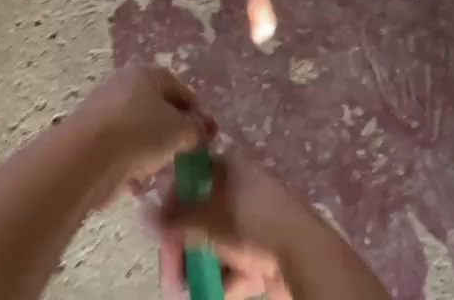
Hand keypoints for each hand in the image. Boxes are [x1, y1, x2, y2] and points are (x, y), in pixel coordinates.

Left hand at [72, 64, 210, 185]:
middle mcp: (124, 85)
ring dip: (154, 151)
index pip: (181, 90)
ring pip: (140, 130)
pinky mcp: (94, 135)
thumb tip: (203, 128)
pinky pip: (122, 148)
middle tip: (187, 156)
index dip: (197, 114)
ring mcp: (106, 109)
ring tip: (164, 172)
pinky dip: (133, 163)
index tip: (207, 139)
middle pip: (159, 109)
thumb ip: (197, 129)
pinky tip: (139, 183)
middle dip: (175, 134)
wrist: (88, 156)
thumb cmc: (140, 133)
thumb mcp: (181, 131)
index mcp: (146, 74)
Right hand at [151, 152, 320, 298]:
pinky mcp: (270, 250)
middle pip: (203, 213)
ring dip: (201, 264)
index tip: (159, 227)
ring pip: (219, 241)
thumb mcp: (205, 219)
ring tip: (186, 288)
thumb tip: (146, 218)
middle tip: (170, 270)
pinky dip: (225, 277)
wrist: (307, 258)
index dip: (171, 201)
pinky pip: (239, 261)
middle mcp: (244, 187)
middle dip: (183, 243)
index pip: (191, 176)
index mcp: (230, 166)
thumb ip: (175, 219)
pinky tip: (211, 293)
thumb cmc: (250, 224)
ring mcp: (259, 221)